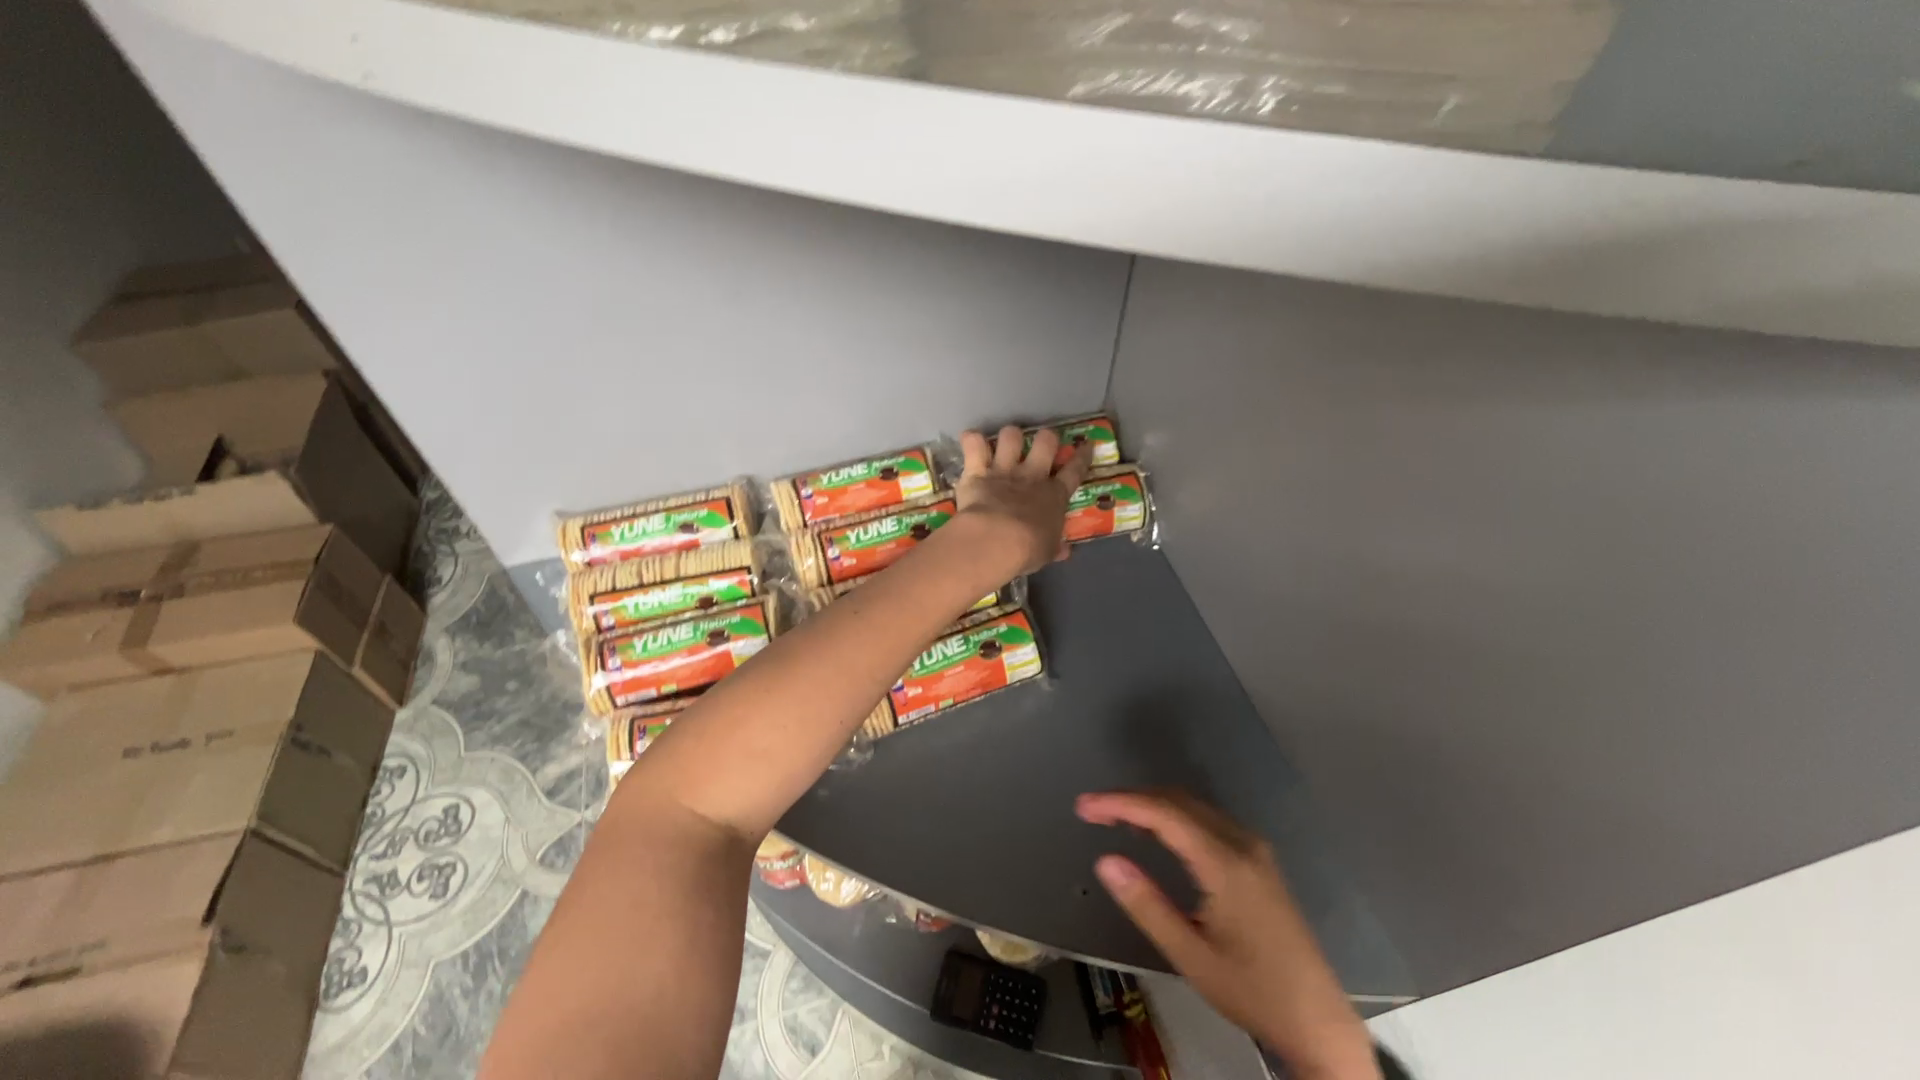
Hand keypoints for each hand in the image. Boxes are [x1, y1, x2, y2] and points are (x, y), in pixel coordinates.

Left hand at [955, 425, 1092, 576]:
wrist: (996, 541)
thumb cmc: (1027, 550)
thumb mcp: (1047, 552)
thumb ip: (1055, 548)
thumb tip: (1065, 551)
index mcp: (1054, 496)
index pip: (1074, 471)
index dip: (1082, 457)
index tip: (1085, 445)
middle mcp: (1031, 476)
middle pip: (1046, 441)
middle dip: (1046, 438)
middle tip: (1042, 444)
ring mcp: (1004, 469)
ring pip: (1011, 435)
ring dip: (1009, 437)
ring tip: (1004, 444)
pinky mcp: (977, 470)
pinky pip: (973, 443)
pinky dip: (971, 440)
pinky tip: (971, 441)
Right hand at [1077, 791, 1380, 1079]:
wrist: (1317, 1018)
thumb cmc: (1251, 990)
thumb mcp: (1190, 955)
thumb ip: (1147, 904)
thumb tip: (1105, 860)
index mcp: (1226, 864)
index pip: (1165, 814)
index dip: (1120, 803)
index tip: (1084, 806)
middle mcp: (1244, 845)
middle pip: (1180, 801)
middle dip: (1132, 799)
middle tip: (1092, 811)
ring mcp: (1256, 851)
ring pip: (1195, 808)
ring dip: (1153, 806)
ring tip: (1113, 820)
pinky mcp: (1260, 861)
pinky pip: (1210, 822)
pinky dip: (1175, 819)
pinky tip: (1156, 835)